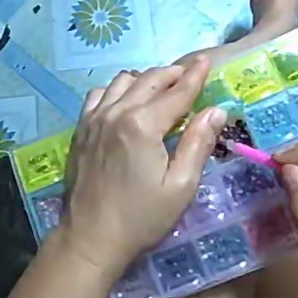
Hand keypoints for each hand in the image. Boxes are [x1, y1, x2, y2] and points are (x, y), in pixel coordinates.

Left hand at [58, 58, 224, 273]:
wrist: (90, 236)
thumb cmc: (141, 217)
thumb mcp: (180, 186)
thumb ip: (198, 143)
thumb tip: (216, 110)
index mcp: (143, 125)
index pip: (176, 93)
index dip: (194, 76)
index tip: (207, 60)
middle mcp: (116, 112)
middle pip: (149, 80)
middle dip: (172, 74)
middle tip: (189, 74)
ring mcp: (94, 118)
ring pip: (122, 82)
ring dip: (145, 79)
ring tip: (161, 89)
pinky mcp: (81, 127)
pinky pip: (99, 94)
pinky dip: (116, 90)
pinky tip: (126, 101)